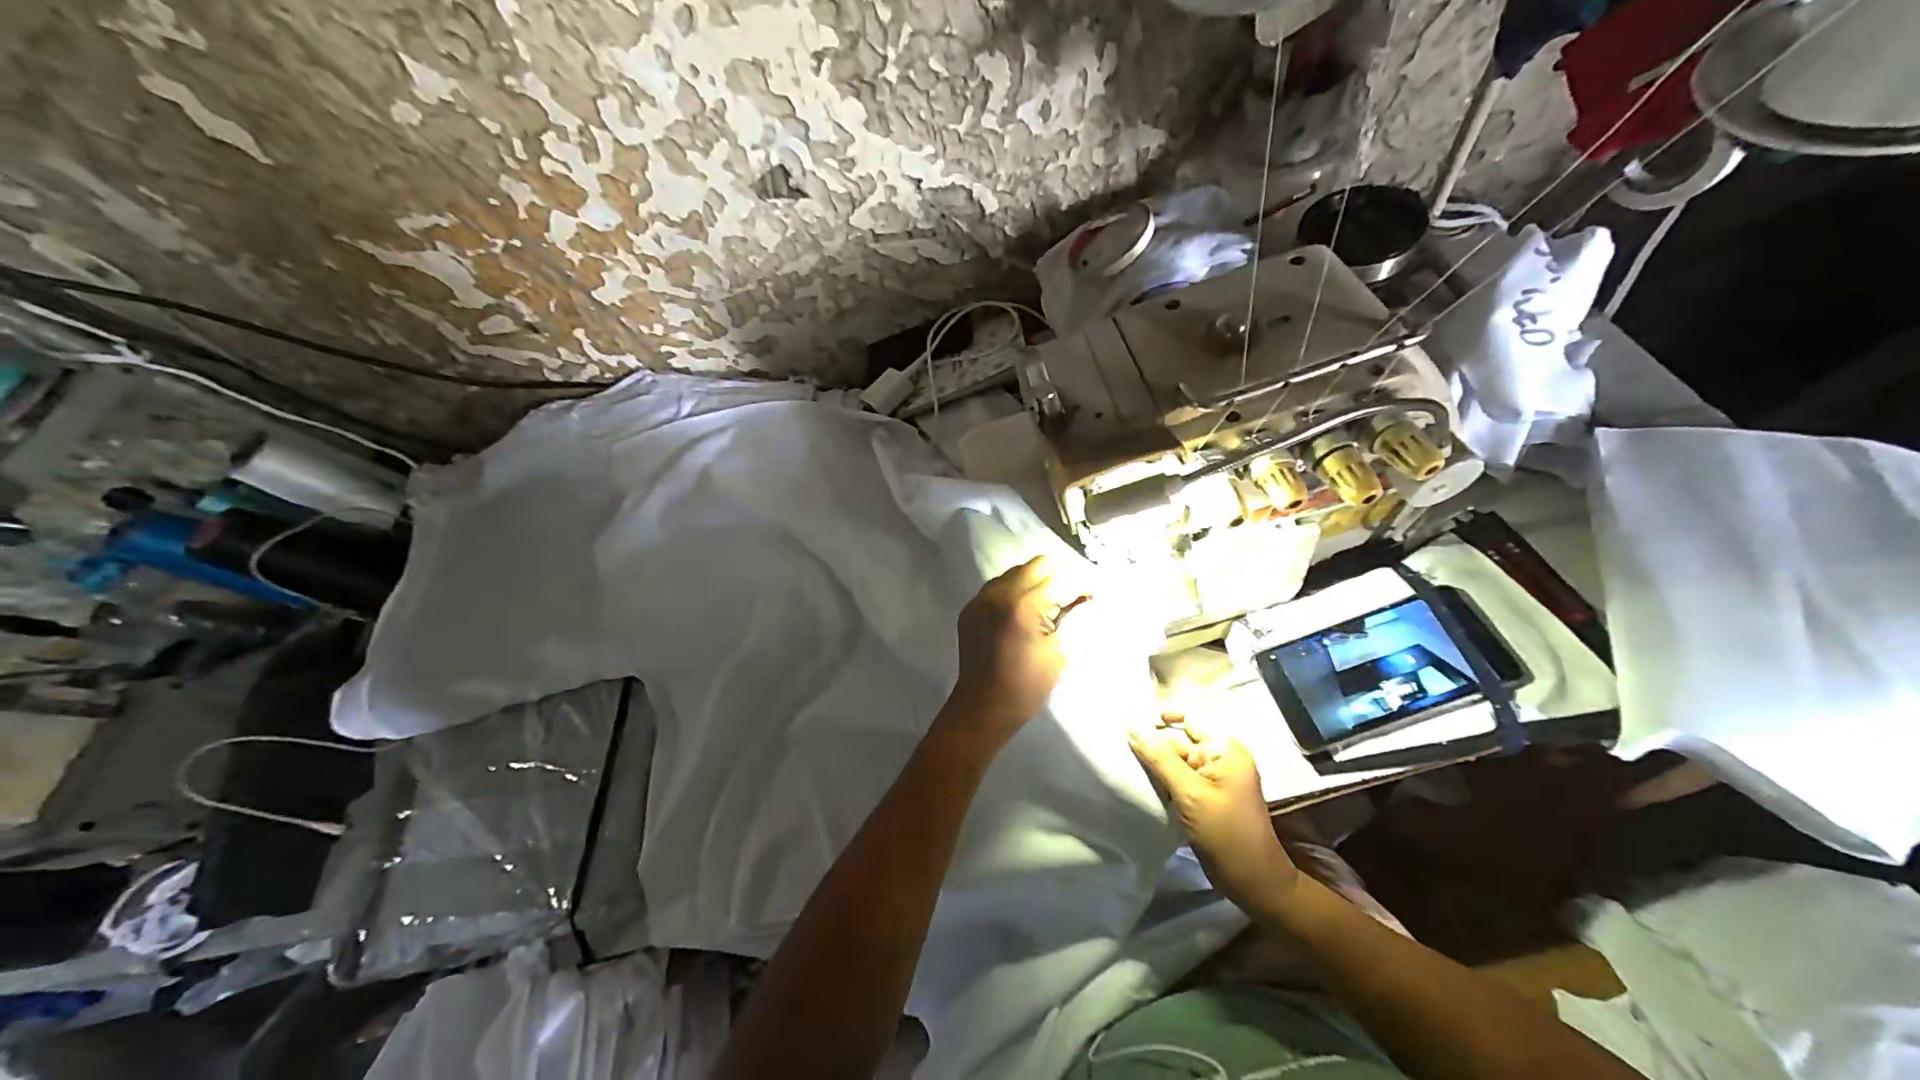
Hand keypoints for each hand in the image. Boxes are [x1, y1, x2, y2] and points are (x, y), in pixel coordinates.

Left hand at [941, 556, 1088, 749]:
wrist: (983, 707)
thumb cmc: (1027, 686)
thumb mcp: (1060, 652)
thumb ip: (1075, 618)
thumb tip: (1087, 599)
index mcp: (1025, 606)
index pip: (1063, 578)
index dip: (1084, 584)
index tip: (1095, 595)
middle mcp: (1000, 593)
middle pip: (1040, 564)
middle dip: (1062, 576)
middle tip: (1074, 596)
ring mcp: (982, 598)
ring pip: (1018, 571)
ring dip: (1038, 580)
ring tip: (1051, 603)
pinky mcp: (971, 607)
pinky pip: (999, 585)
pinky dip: (1017, 590)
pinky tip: (1027, 610)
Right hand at [1129, 722, 1298, 913]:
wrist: (1251, 880)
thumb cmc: (1224, 832)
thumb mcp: (1189, 792)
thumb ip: (1159, 758)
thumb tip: (1131, 727)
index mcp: (1224, 748)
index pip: (1185, 722)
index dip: (1157, 722)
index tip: (1126, 729)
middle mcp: (1220, 758)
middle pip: (1177, 742)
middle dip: (1152, 749)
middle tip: (1119, 752)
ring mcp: (1212, 779)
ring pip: (1174, 763)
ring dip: (1154, 767)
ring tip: (1125, 767)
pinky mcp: (1204, 798)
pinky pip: (1177, 781)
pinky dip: (1162, 783)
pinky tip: (1141, 786)